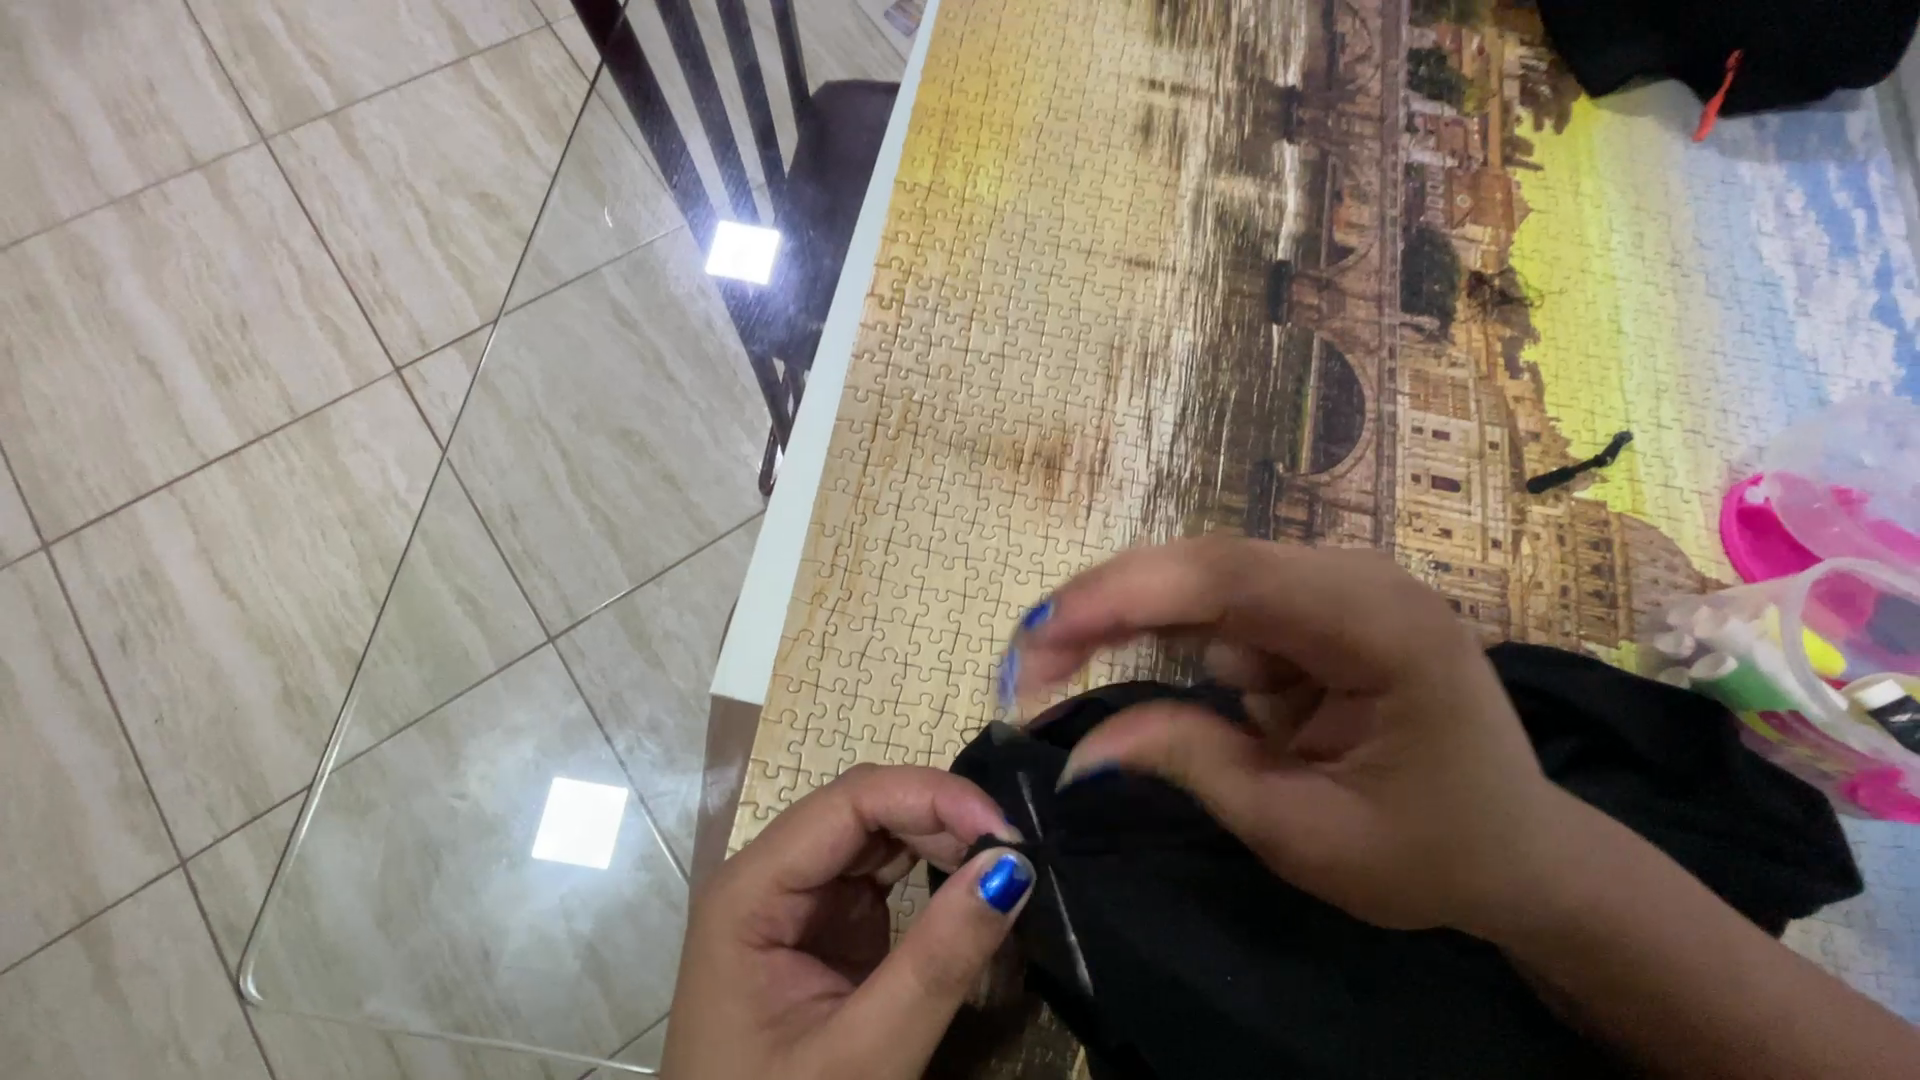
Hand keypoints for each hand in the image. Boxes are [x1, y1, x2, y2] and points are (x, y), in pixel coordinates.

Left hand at [662, 764, 1035, 1078]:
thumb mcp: (865, 1055)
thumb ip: (937, 961)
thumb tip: (1014, 867)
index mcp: (752, 890)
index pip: (849, 801)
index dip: (932, 797)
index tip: (1007, 832)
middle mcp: (770, 875)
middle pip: (863, 807)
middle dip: (943, 815)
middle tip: (1018, 852)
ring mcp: (798, 897)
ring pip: (877, 832)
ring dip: (942, 838)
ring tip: (1004, 863)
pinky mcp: (825, 923)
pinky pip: (882, 872)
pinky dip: (932, 871)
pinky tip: (970, 884)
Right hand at [1008, 537, 1572, 936]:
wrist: (1518, 854)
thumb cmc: (1430, 853)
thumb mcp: (1303, 831)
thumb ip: (1191, 765)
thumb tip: (1077, 751)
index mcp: (1385, 627)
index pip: (1235, 582)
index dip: (1124, 598)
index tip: (1041, 637)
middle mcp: (1358, 580)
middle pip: (1205, 565)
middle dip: (1106, 606)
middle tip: (1025, 659)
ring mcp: (1333, 587)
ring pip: (1198, 583)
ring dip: (1124, 624)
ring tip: (1054, 670)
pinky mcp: (1308, 608)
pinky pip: (1214, 609)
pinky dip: (1159, 639)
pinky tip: (1117, 664)